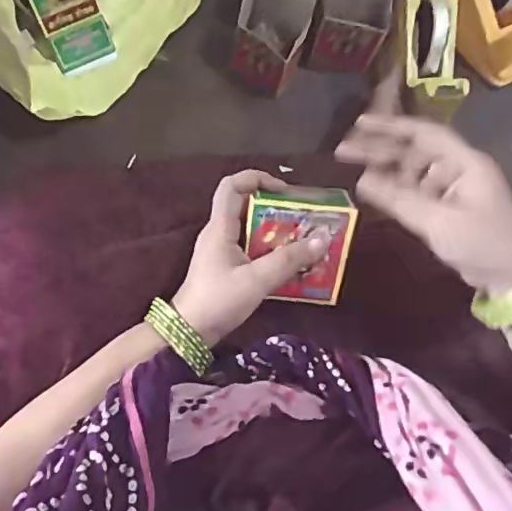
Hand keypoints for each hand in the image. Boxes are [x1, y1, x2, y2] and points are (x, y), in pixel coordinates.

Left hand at [171, 170, 329, 344]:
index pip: (232, 185)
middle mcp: (218, 234)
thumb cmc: (217, 301)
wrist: (189, 332)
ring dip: (277, 234)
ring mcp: (221, 252)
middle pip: (247, 207)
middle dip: (277, 210)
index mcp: (220, 228)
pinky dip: (270, 252)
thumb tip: (322, 238)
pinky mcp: (225, 269)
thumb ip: (289, 259)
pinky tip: (290, 265)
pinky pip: (250, 250)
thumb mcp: (256, 280)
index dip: (257, 178)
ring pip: (251, 230)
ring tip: (305, 243)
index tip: (284, 191)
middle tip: (304, 220)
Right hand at [335, 76, 511, 291]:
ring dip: (385, 170)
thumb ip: (399, 199)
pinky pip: (415, 190)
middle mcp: (457, 168)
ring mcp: (452, 188)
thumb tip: (362, 180)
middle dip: (379, 149)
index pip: (423, 134)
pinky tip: (374, 190)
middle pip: (413, 151)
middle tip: (343, 151)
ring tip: (354, 172)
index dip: (391, 126)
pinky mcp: (446, 206)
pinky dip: (395, 189)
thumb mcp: (438, 221)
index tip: (360, 123)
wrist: (511, 275)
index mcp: (464, 163)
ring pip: (412, 170)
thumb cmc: (481, 243)